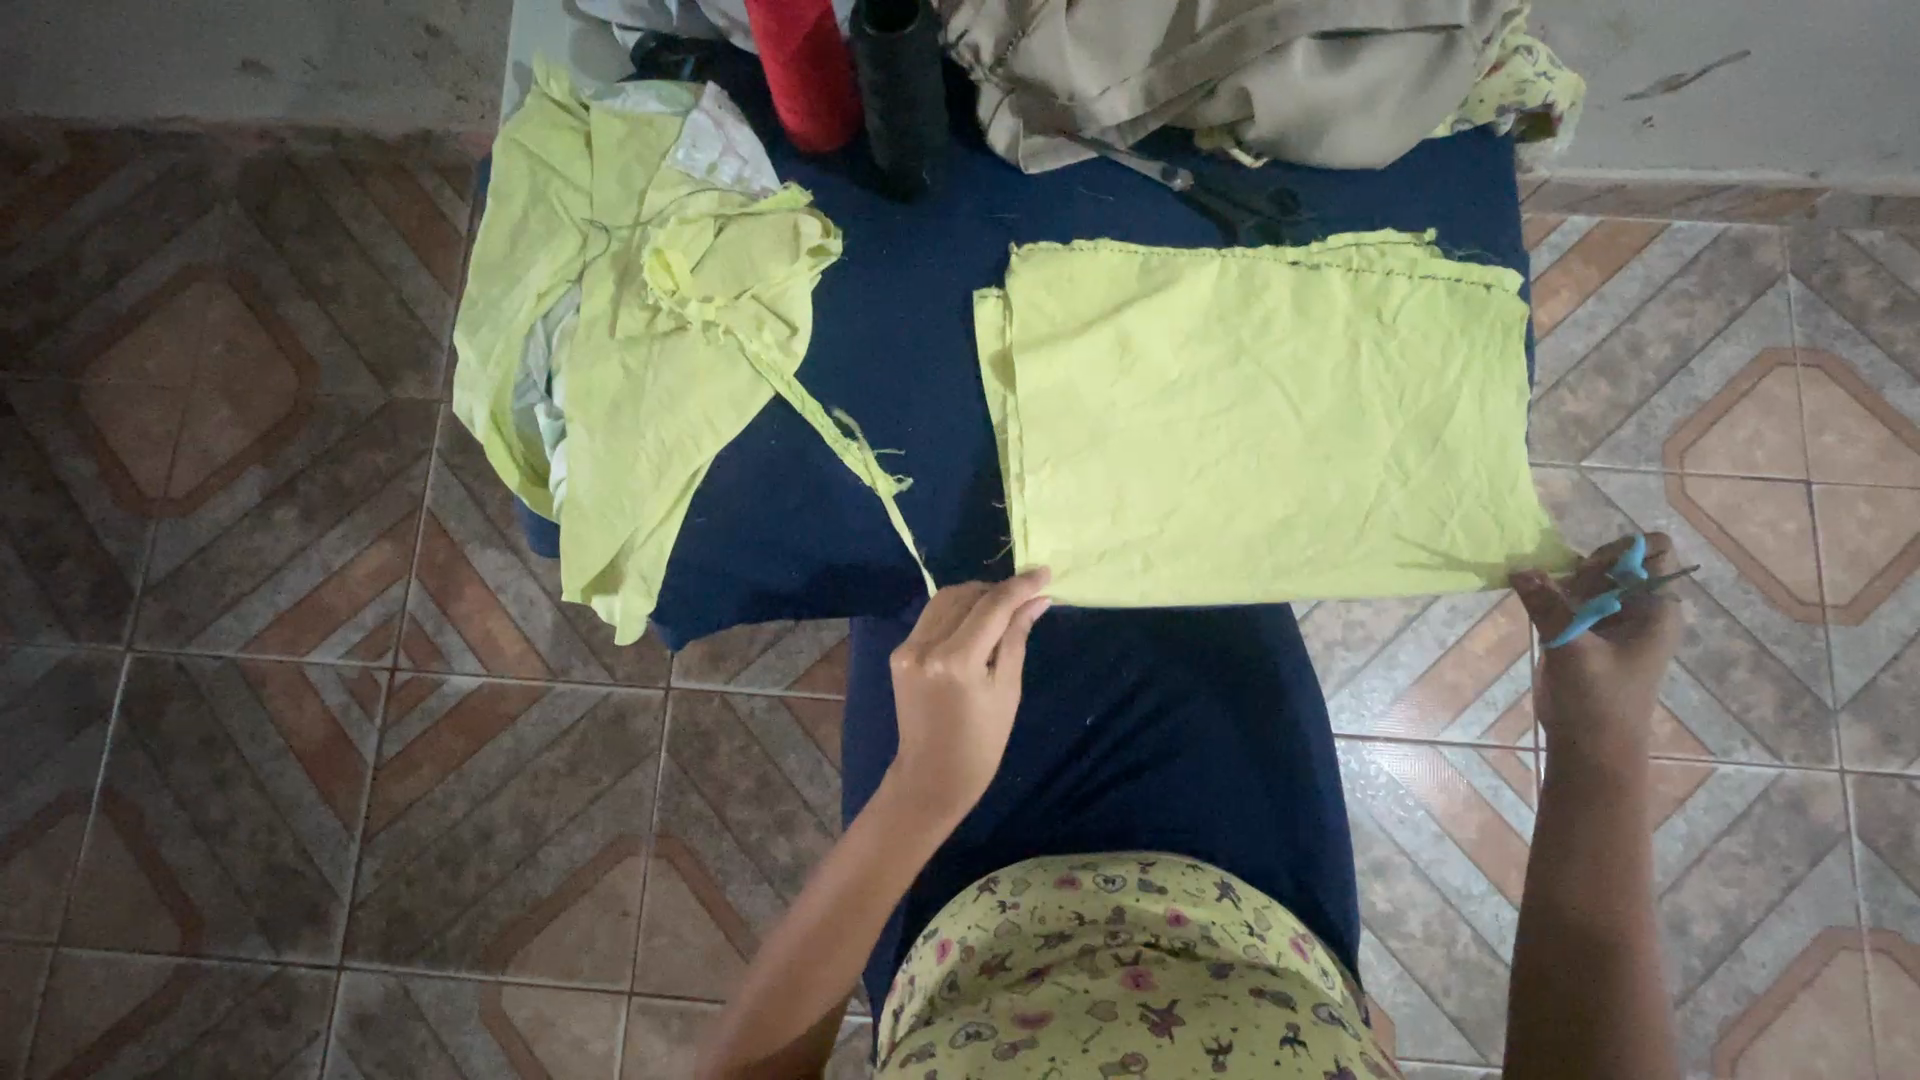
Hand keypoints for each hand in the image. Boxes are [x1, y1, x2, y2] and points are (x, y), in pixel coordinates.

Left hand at [886, 569, 1052, 818]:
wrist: (932, 775)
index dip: (1021, 586)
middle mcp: (925, 646)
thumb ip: (1017, 637)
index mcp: (956, 661)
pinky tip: (977, 623)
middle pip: (967, 596)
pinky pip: (932, 618)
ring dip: (976, 596)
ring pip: (945, 600)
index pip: (992, 606)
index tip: (1044, 573)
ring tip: (1004, 606)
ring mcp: (907, 648)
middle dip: (998, 590)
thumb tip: (1037, 600)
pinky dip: (957, 612)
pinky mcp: (900, 653)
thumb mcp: (1008, 689)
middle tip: (1027, 595)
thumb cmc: (982, 742)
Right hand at [1510, 534, 1683, 763]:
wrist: (1591, 744)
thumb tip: (1519, 569)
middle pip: (1615, 561)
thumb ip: (1548, 606)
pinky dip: (1552, 596)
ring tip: (1542, 603)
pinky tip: (1533, 606)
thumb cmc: (1597, 700)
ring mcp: (1613, 620)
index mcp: (1658, 609)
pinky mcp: (1588, 631)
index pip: (1653, 550)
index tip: (1587, 577)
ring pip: (1589, 578)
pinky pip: (1572, 598)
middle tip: (1560, 596)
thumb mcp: (1572, 650)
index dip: (1617, 554)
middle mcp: (1641, 607)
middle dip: (1582, 569)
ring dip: (1562, 583)